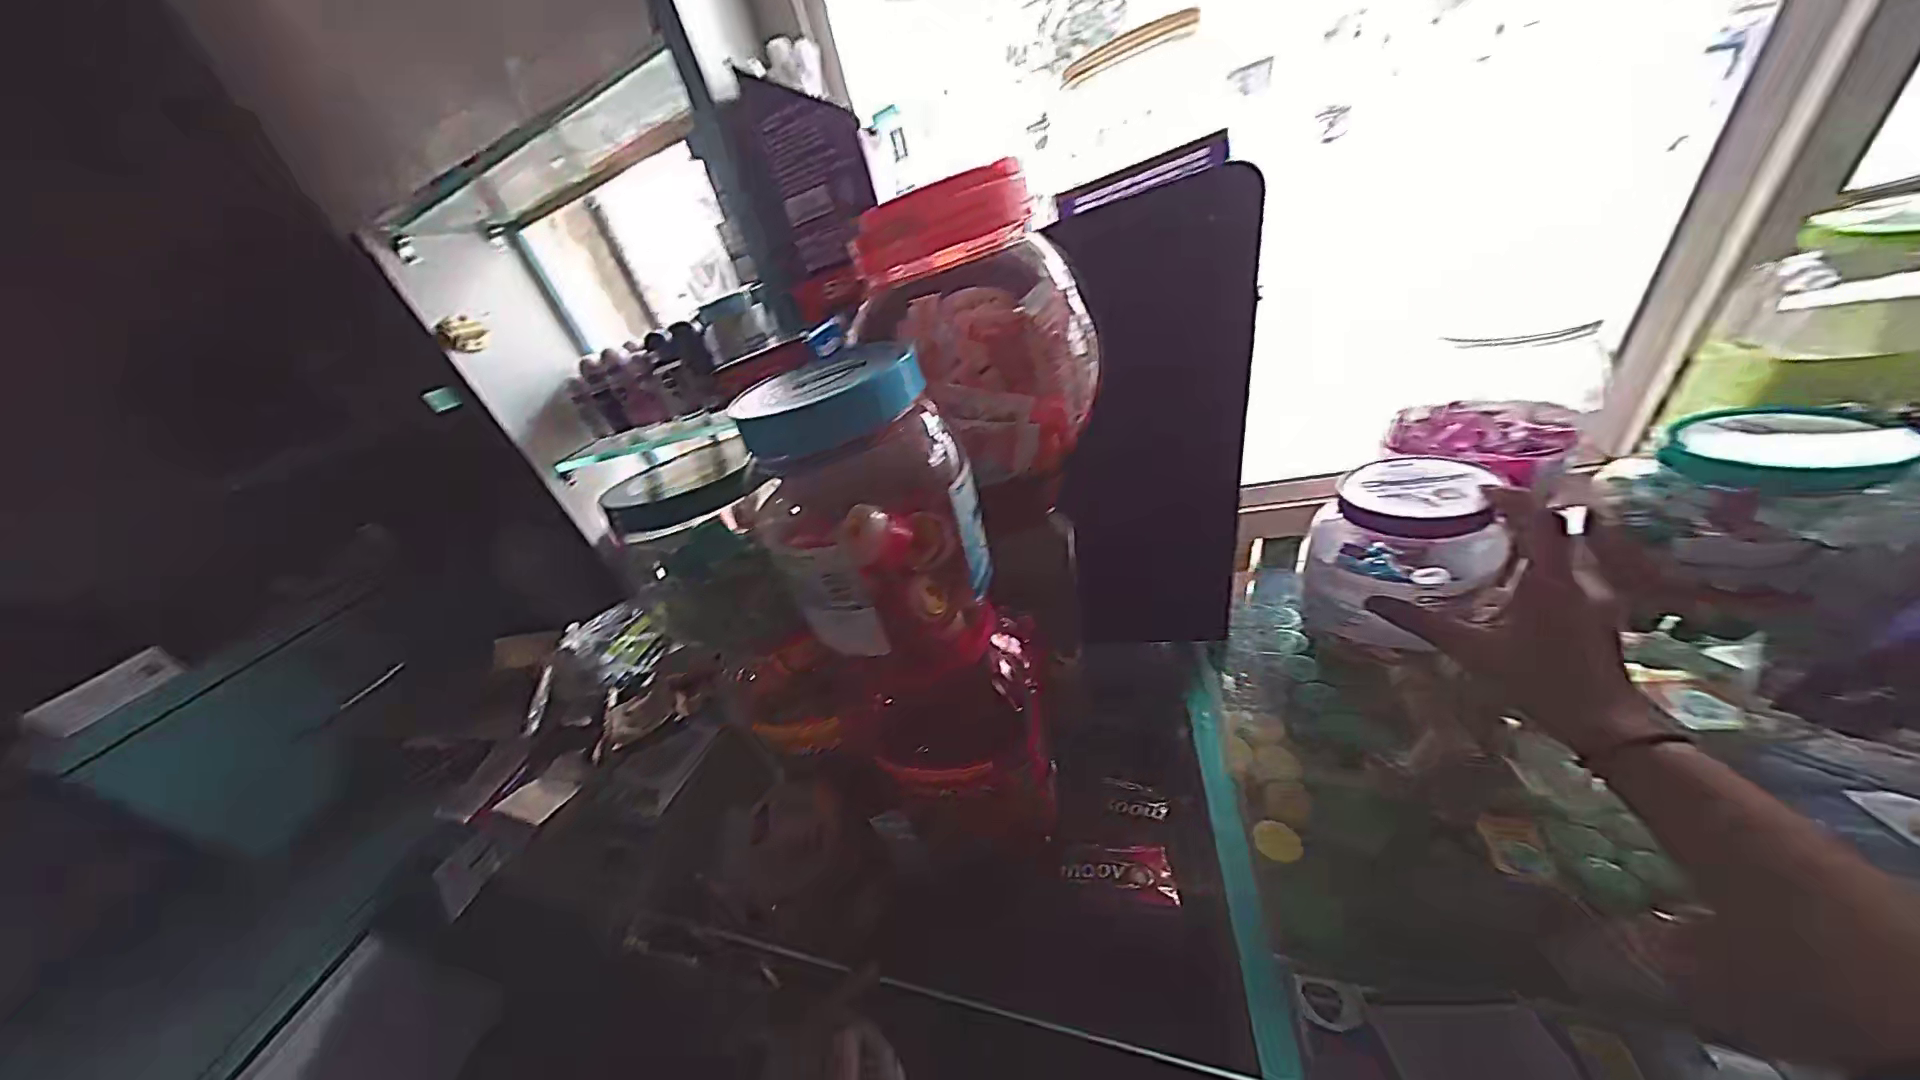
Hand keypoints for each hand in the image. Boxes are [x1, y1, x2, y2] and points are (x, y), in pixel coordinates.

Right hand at [1364, 487, 1659, 758]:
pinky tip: (1512, 569)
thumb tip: (1374, 602)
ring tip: (1490, 532)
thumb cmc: (1536, 681)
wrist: (1602, 719)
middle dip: (1518, 510)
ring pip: (1565, 541)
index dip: (1510, 499)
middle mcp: (1578, 576)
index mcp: (1550, 580)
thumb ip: (1422, 622)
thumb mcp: (1471, 650)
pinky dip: (1540, 553)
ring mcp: (1594, 589)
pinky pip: (1568, 561)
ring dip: (1531, 530)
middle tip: (1476, 510)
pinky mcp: (1597, 602)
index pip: (1537, 519)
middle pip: (1555, 523)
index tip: (1478, 492)